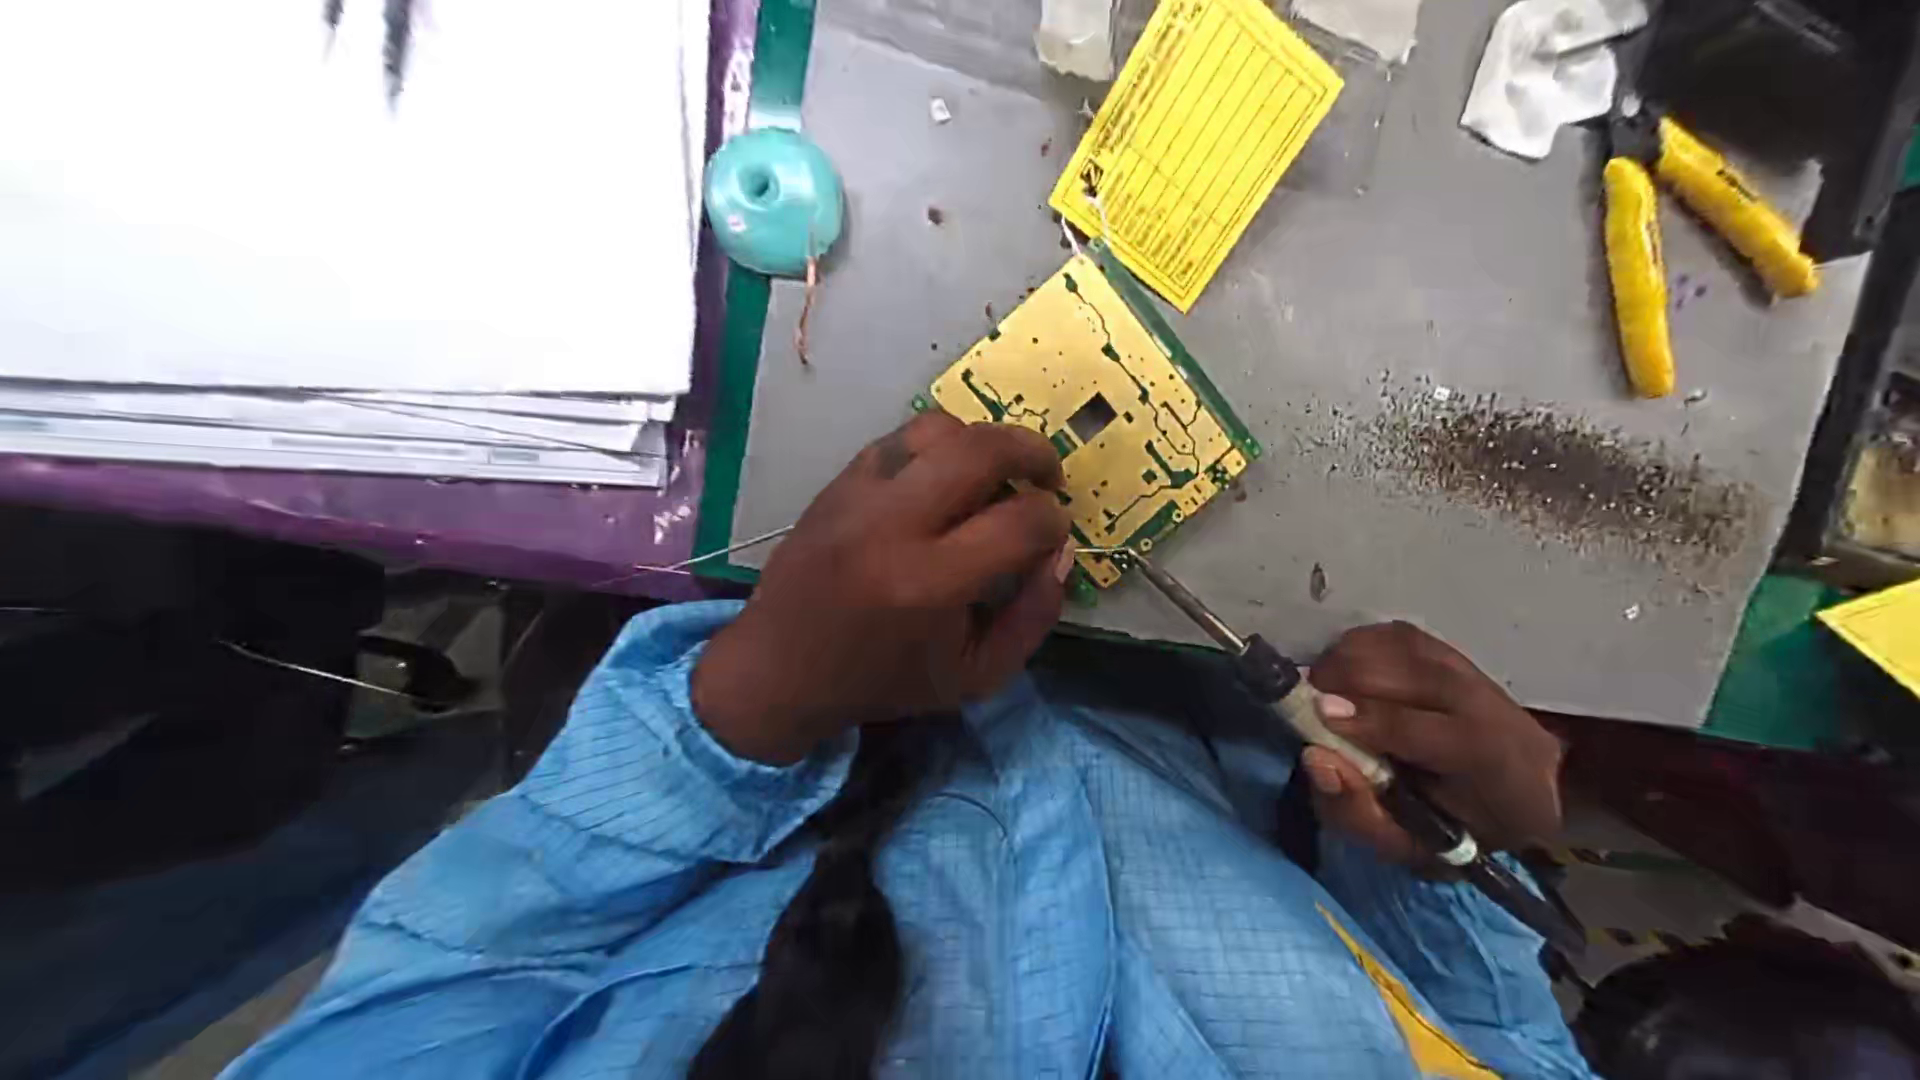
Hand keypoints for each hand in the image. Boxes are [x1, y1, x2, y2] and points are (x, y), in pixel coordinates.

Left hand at [692, 411, 1074, 762]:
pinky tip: (944, 476)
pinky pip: (897, 439)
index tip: (1054, 531)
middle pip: (980, 450)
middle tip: (1046, 475)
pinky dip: (936, 447)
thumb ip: (1032, 617)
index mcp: (930, 584)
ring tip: (994, 474)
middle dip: (1032, 452)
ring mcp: (857, 496)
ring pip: (936, 429)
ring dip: (981, 442)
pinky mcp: (836, 484)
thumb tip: (1060, 552)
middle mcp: (892, 526)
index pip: (1019, 522)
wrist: (781, 669)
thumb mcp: (975, 675)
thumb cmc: (882, 681)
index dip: (1053, 521)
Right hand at [1299, 621, 1564, 865]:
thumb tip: (1314, 757)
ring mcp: (1472, 673)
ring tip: (1323, 687)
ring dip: (1346, 661)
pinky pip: (1388, 635)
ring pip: (1399, 647)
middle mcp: (1498, 712)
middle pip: (1419, 677)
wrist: (1505, 789)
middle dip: (1350, 679)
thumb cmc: (1446, 824)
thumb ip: (1357, 811)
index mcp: (1502, 774)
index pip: (1445, 734)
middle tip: (1308, 699)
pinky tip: (1343, 673)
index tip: (1320, 712)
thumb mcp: (1405, 845)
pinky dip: (1353, 648)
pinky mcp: (1445, 650)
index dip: (1380, 720)